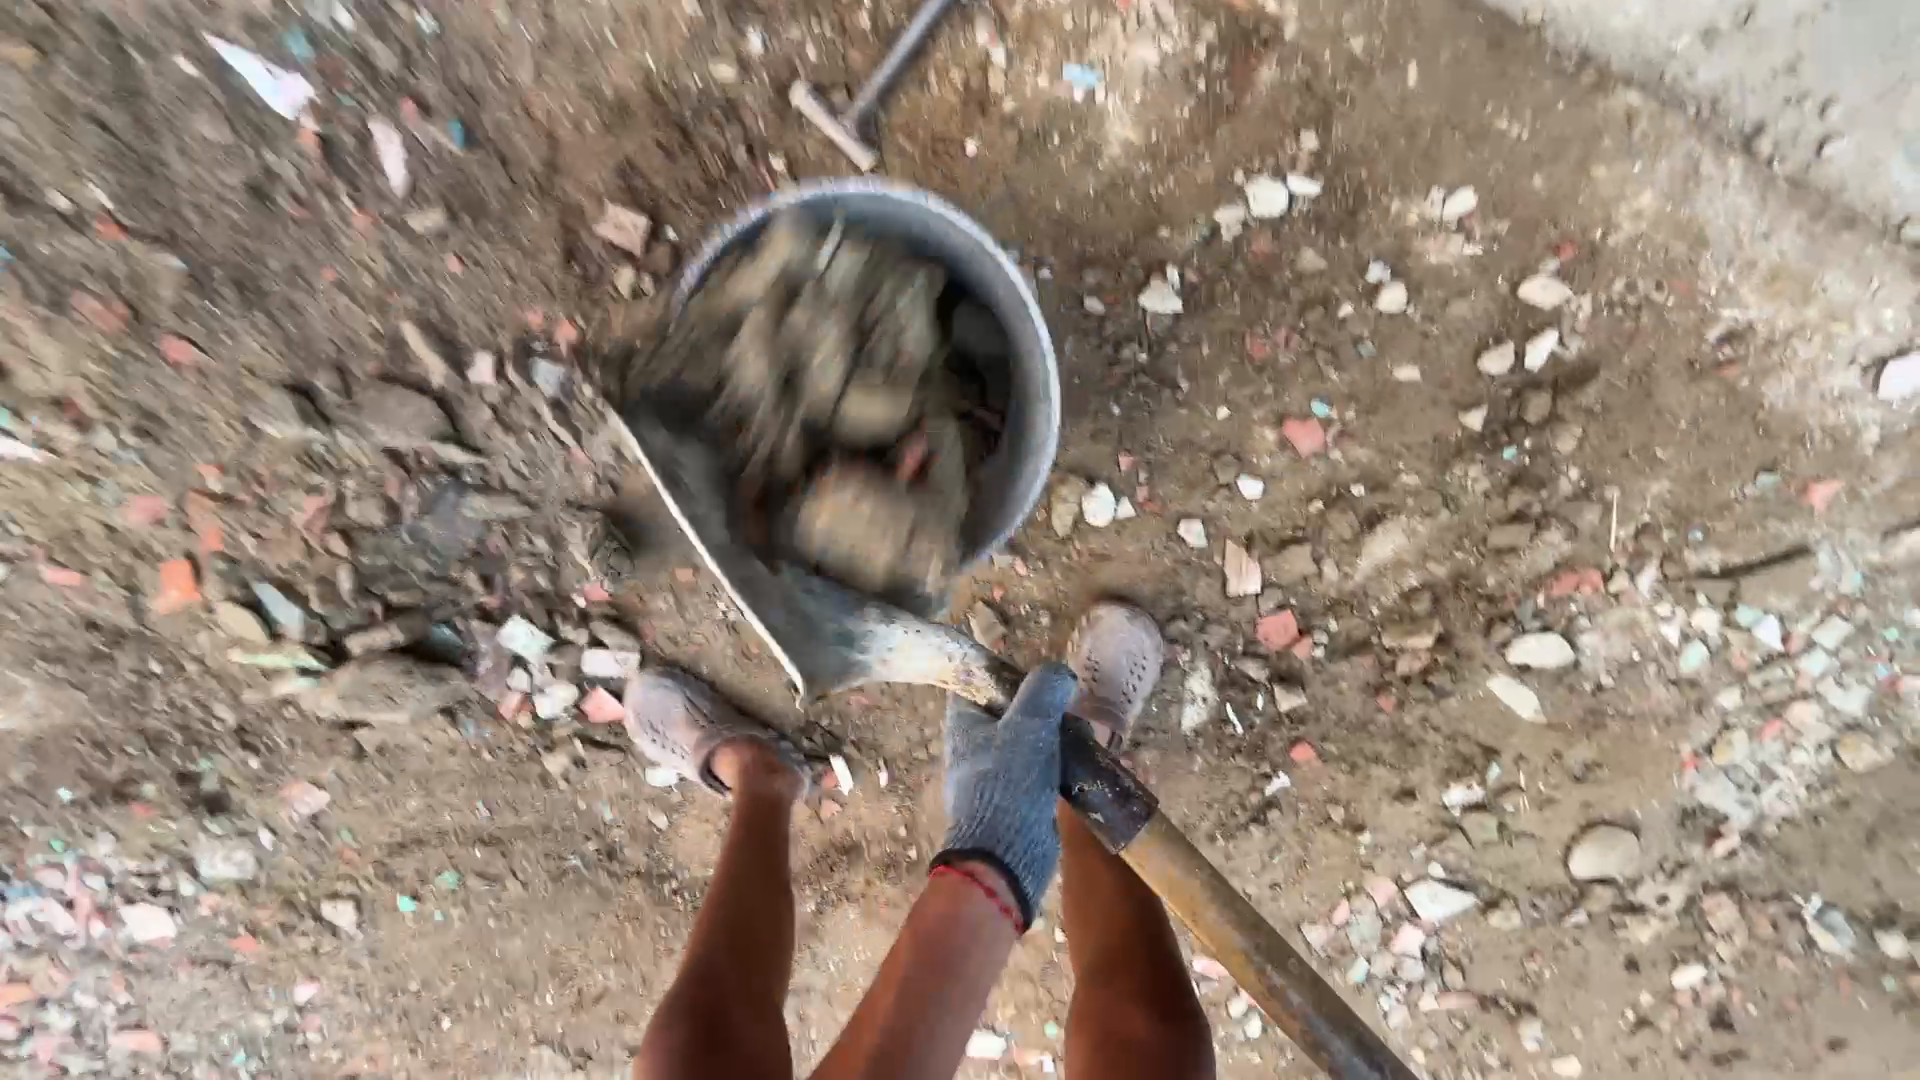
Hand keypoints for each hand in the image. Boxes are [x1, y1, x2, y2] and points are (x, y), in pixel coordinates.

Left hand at [931, 664, 1075, 930]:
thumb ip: (1044, 689)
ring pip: (1025, 739)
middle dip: (1040, 705)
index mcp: (963, 720)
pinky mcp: (1012, 798)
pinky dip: (1056, 761)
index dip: (1005, 670)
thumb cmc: (1008, 780)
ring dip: (1052, 734)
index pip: (977, 680)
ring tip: (1080, 729)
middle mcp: (971, 744)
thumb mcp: (1029, 722)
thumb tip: (1060, 674)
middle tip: (1068, 702)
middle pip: (1007, 709)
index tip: (1039, 672)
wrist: (1005, 854)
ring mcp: (990, 773)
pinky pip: (1035, 768)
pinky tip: (1080, 759)